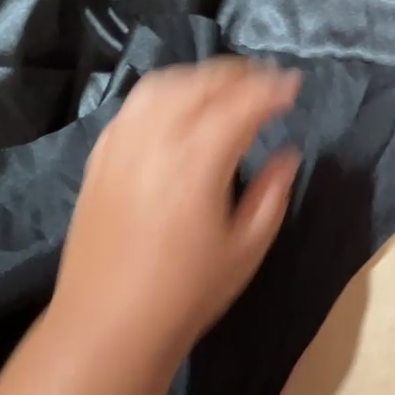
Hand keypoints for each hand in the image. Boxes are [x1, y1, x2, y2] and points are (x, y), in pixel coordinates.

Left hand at [50, 58, 300, 359]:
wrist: (111, 320)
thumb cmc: (190, 291)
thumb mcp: (248, 248)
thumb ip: (271, 194)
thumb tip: (286, 155)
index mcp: (197, 163)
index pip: (239, 106)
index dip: (270, 90)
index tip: (294, 85)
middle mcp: (154, 141)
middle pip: (197, 85)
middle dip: (236, 75)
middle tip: (268, 80)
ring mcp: (120, 146)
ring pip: (161, 88)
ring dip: (200, 77)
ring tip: (228, 86)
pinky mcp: (101, 158)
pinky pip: (135, 107)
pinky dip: (166, 94)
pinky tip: (181, 108)